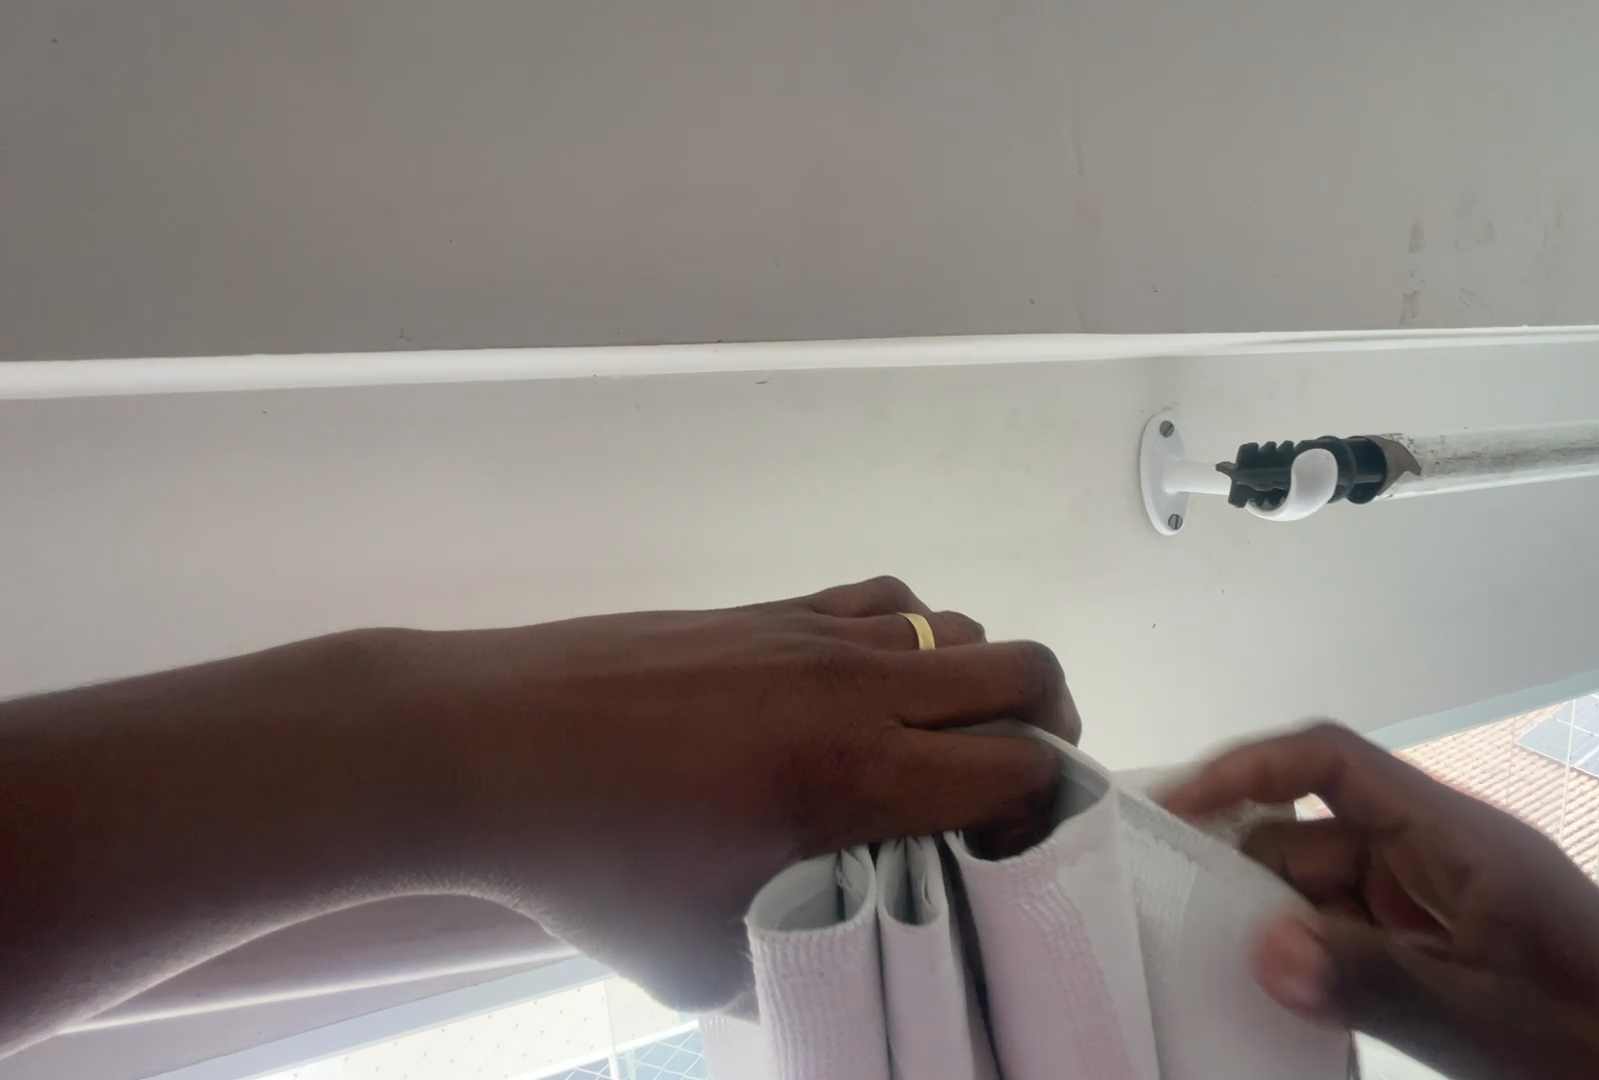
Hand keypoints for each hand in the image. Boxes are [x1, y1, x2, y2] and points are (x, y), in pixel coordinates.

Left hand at [389, 576, 1078, 1006]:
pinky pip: (890, 600)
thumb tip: (860, 951)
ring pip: (960, 629)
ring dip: (980, 678)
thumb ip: (808, 955)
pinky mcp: (781, 606)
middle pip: (1022, 669)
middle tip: (1024, 767)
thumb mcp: (706, 954)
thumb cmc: (596, 864)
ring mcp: (822, 633)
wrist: (496, 742)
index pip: (1016, 765)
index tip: (1024, 835)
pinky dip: (917, 635)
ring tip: (948, 727)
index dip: (1047, 800)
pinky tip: (883, 673)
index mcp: (855, 779)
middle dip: (1051, 719)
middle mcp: (862, 688)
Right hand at [1160, 723, 1598, 1079]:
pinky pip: (1348, 931)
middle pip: (1312, 830)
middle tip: (1181, 908)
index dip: (1249, 768)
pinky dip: (1311, 954)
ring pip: (1323, 886)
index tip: (1181, 803)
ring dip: (1279, 920)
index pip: (1329, 761)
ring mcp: (1432, 900)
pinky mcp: (1434, 944)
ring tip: (1220, 961)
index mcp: (1451, 833)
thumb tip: (1258, 951)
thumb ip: (1373, 982)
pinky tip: (1284, 991)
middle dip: (1251, 866)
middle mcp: (1432, 851)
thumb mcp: (1493, 1022)